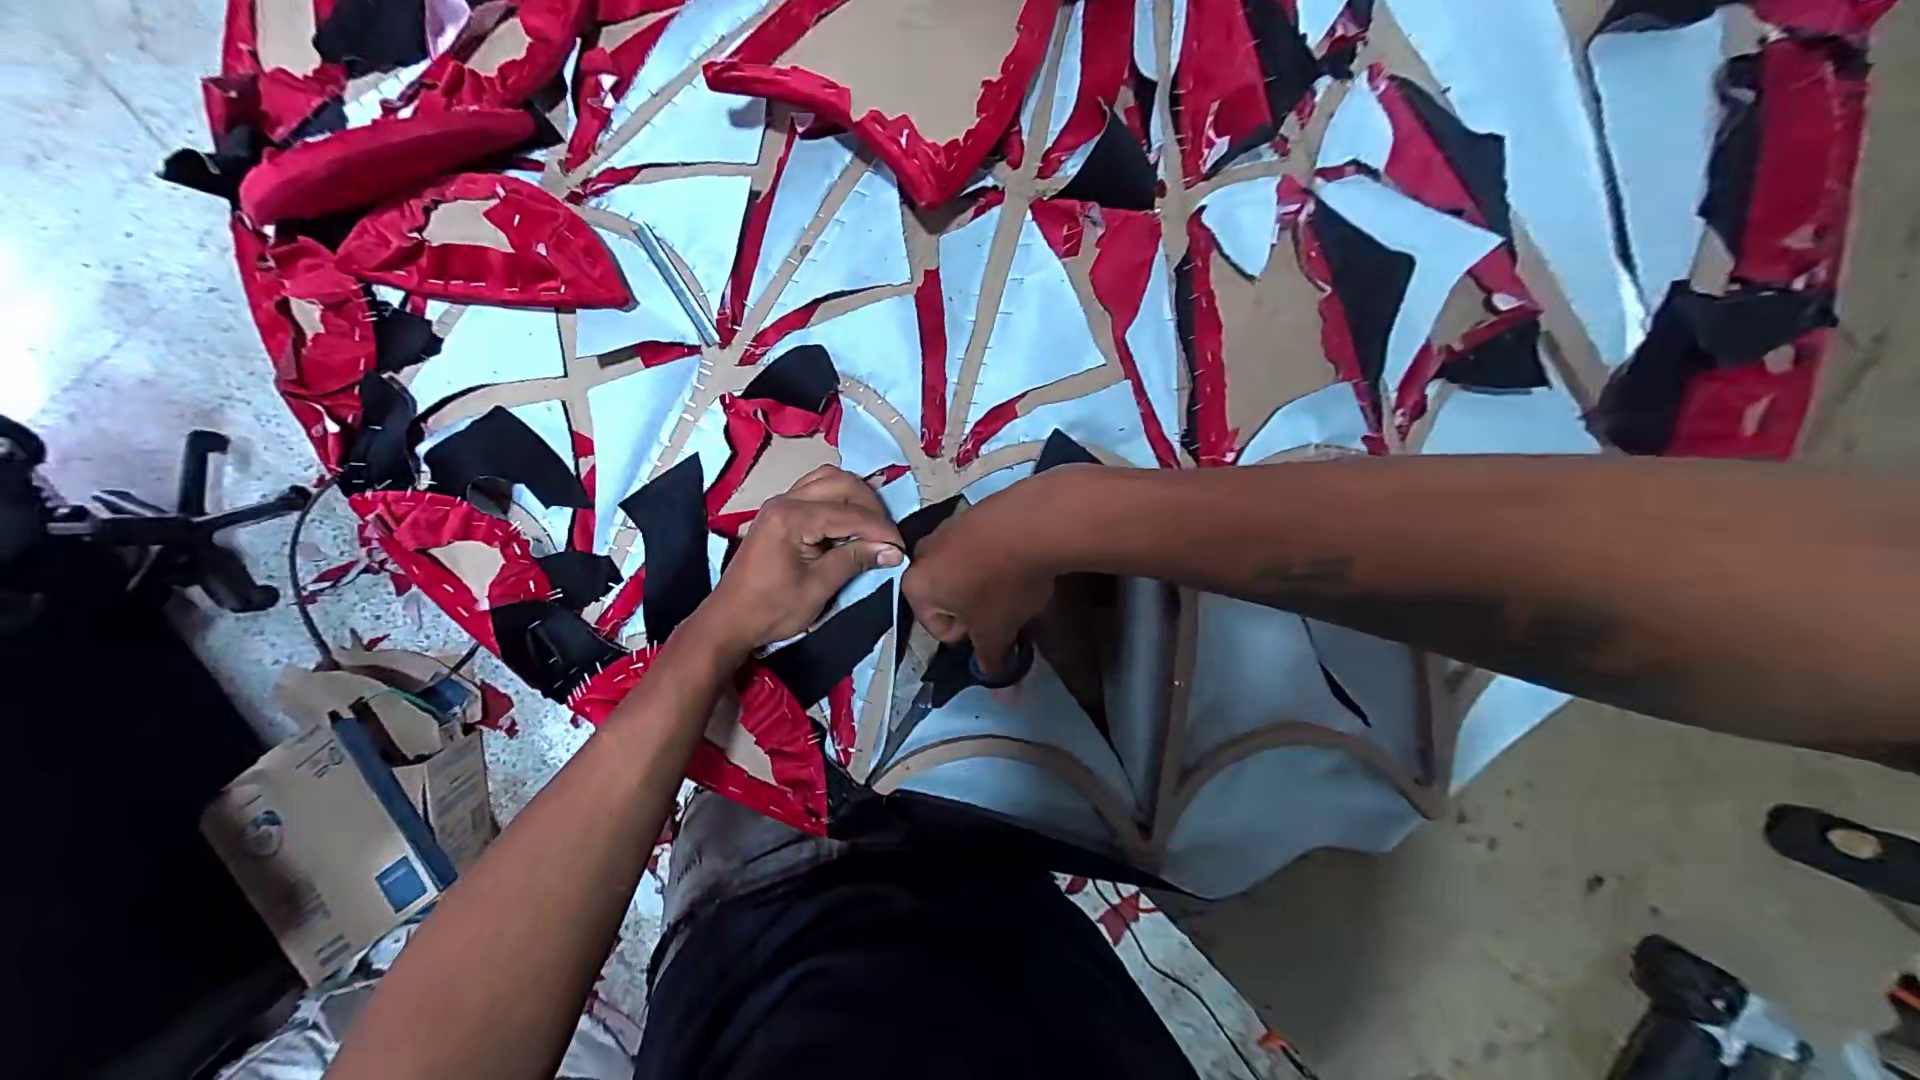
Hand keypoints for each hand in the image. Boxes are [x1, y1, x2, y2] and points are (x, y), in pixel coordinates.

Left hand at [695, 465, 903, 654]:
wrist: (730, 620)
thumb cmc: (773, 609)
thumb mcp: (819, 587)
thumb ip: (856, 560)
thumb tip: (893, 551)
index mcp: (792, 517)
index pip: (849, 513)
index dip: (880, 529)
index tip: (901, 548)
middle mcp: (784, 500)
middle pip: (841, 483)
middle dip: (871, 506)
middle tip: (887, 536)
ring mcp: (779, 502)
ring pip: (828, 478)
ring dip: (855, 496)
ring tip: (872, 525)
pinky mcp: (779, 510)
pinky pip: (815, 488)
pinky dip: (838, 498)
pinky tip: (849, 520)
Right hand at [902, 470, 1068, 676]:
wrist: (1033, 524)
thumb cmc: (1002, 585)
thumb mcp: (997, 631)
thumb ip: (992, 660)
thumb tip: (1002, 695)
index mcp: (915, 586)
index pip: (938, 629)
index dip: (972, 635)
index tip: (994, 625)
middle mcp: (923, 553)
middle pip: (949, 597)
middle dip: (976, 607)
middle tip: (1005, 607)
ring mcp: (947, 527)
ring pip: (967, 570)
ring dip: (988, 581)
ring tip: (1017, 580)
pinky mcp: (975, 511)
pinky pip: (983, 546)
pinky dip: (999, 555)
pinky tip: (1022, 556)